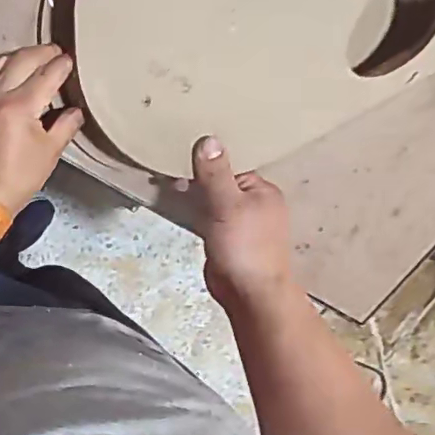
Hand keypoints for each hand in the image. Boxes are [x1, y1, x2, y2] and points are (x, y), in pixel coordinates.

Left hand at [0, 45, 85, 214]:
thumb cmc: (19, 178)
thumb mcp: (50, 152)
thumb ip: (65, 126)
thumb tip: (75, 110)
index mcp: (19, 107)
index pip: (45, 76)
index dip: (61, 66)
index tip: (70, 61)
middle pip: (22, 60)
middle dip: (42, 53)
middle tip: (56, 51)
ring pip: (3, 64)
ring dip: (22, 56)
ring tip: (38, 57)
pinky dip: (7, 69)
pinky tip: (17, 74)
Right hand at [188, 135, 298, 311]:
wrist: (249, 294)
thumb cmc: (245, 249)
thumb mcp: (227, 205)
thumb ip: (216, 174)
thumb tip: (209, 140)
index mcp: (263, 191)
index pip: (232, 167)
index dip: (209, 163)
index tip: (184, 158)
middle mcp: (255, 205)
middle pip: (222, 183)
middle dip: (200, 181)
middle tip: (172, 175)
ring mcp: (242, 225)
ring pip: (214, 203)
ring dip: (197, 199)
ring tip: (172, 190)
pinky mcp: (228, 242)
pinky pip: (210, 221)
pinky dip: (197, 217)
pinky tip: (183, 214)